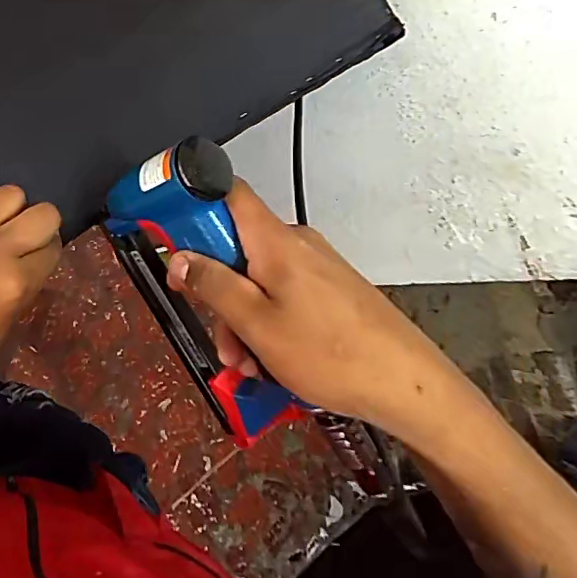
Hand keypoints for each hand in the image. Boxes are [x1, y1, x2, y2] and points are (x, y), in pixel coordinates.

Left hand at [0, 185, 61, 405]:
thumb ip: (23, 290)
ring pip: (12, 194)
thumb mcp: (1, 329)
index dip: (48, 257)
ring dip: (14, 211)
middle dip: (42, 228)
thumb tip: (30, 267)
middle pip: (45, 213)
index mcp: (15, 283)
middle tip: (26, 244)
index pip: (53, 249)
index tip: (38, 263)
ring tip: (1, 230)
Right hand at [164, 179, 478, 443]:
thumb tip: (179, 257)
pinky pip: (282, 292)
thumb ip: (212, 285)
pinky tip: (272, 360)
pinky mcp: (329, 287)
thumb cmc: (332, 354)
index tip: (167, 229)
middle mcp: (295, 243)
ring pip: (257, 277)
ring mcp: (315, 265)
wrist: (409, 385)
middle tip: (219, 336)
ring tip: (249, 364)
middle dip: (217, 289)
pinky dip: (267, 320)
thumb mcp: (256, 324)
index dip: (192, 202)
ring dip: (242, 316)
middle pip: (236, 246)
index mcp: (275, 240)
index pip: (227, 192)